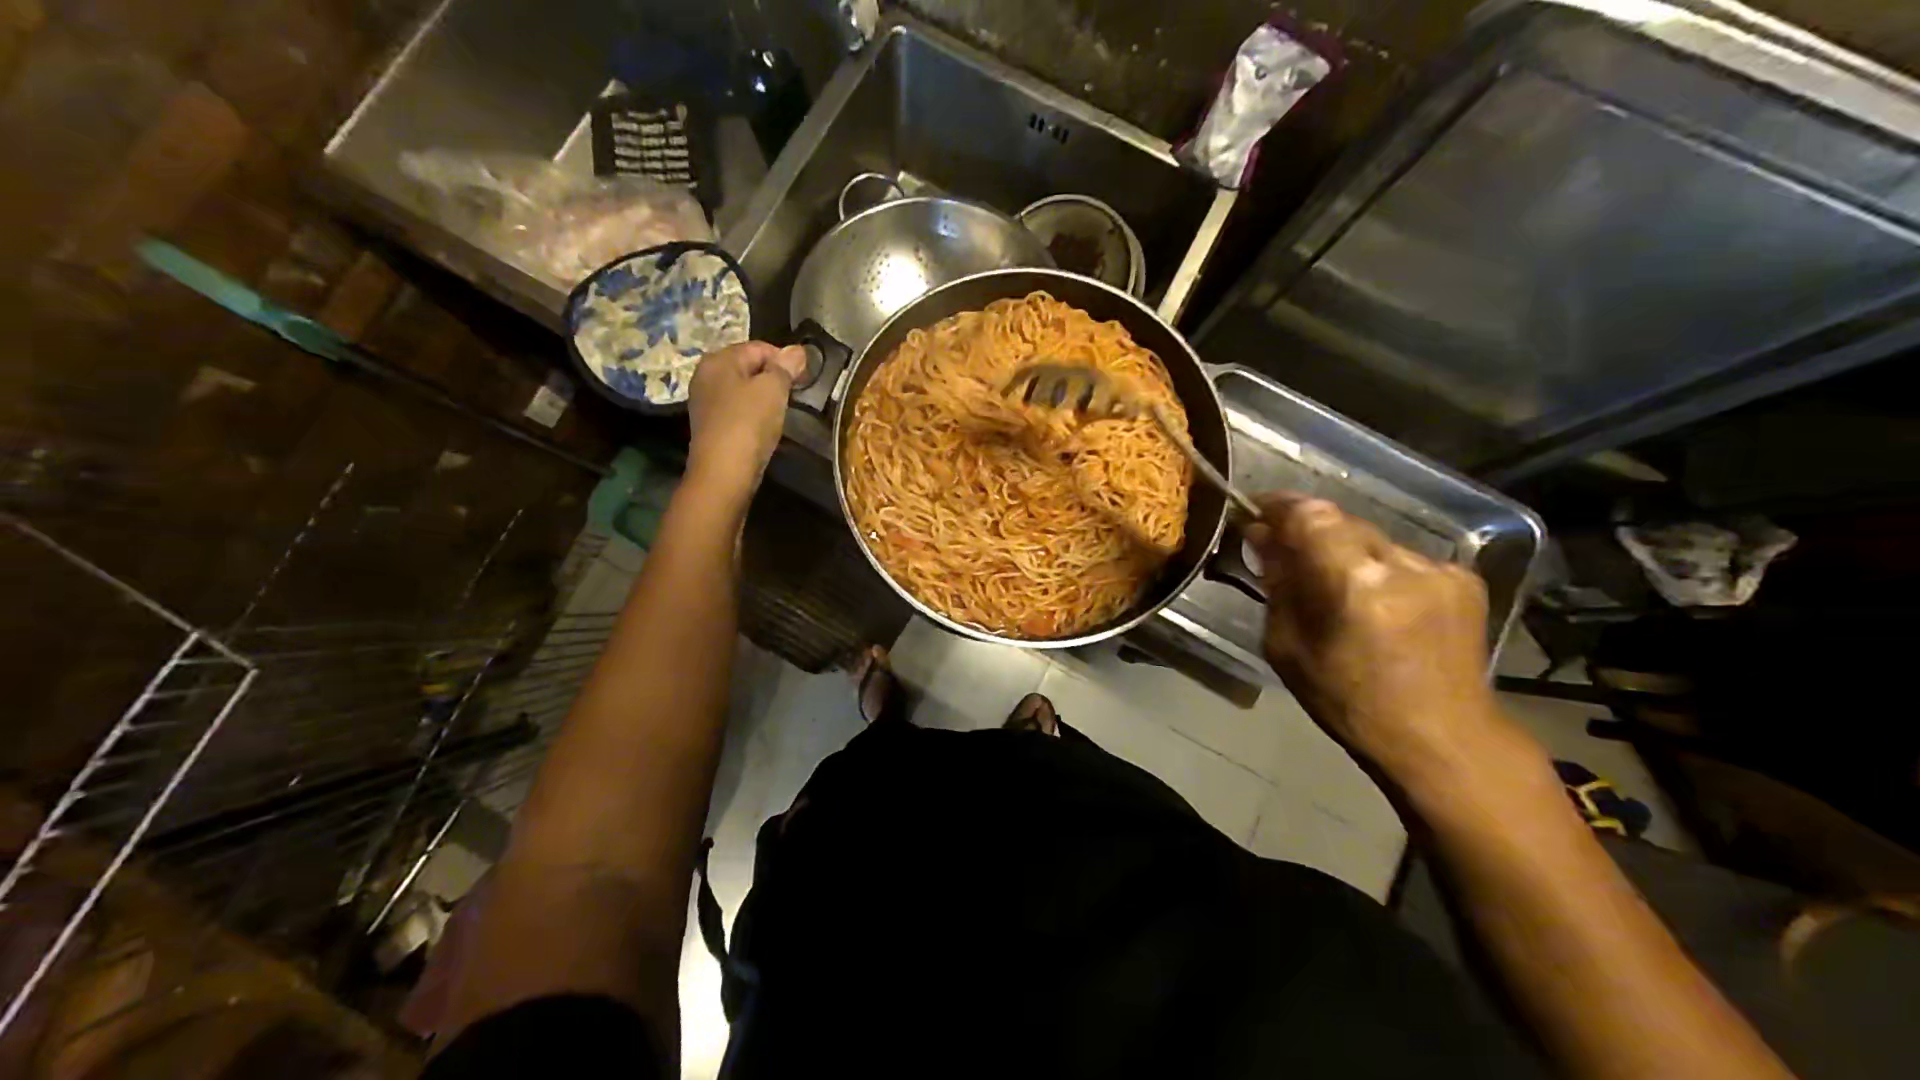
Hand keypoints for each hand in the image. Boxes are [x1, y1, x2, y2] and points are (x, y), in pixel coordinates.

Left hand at [686, 342, 806, 499]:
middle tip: (794, 395)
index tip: (804, 379)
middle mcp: (707, 374)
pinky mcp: (711, 424)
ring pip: (743, 389)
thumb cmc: (748, 423)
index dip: (785, 360)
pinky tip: (765, 426)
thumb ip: (785, 367)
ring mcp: (706, 400)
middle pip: (749, 367)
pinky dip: (753, 413)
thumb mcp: (773, 389)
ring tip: (782, 411)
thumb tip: (797, 350)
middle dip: (774, 377)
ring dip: (764, 396)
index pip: (759, 348)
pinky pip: (737, 408)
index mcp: (719, 359)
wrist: (723, 472)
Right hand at [1248, 495, 1508, 788]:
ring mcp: (1440, 569)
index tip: (1258, 512)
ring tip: (1336, 586)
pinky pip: (1405, 559)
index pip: (1312, 514)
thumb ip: (1278, 584)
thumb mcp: (1289, 647)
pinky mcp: (1465, 580)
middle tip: (1286, 550)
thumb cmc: (1349, 702)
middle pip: (1342, 520)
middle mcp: (1402, 564)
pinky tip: (1379, 603)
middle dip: (1310, 530)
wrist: (1442, 740)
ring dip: (1346, 552)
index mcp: (1354, 583)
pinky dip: (1382, 570)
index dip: (1280, 506)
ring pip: (1374, 539)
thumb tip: (1264, 538)